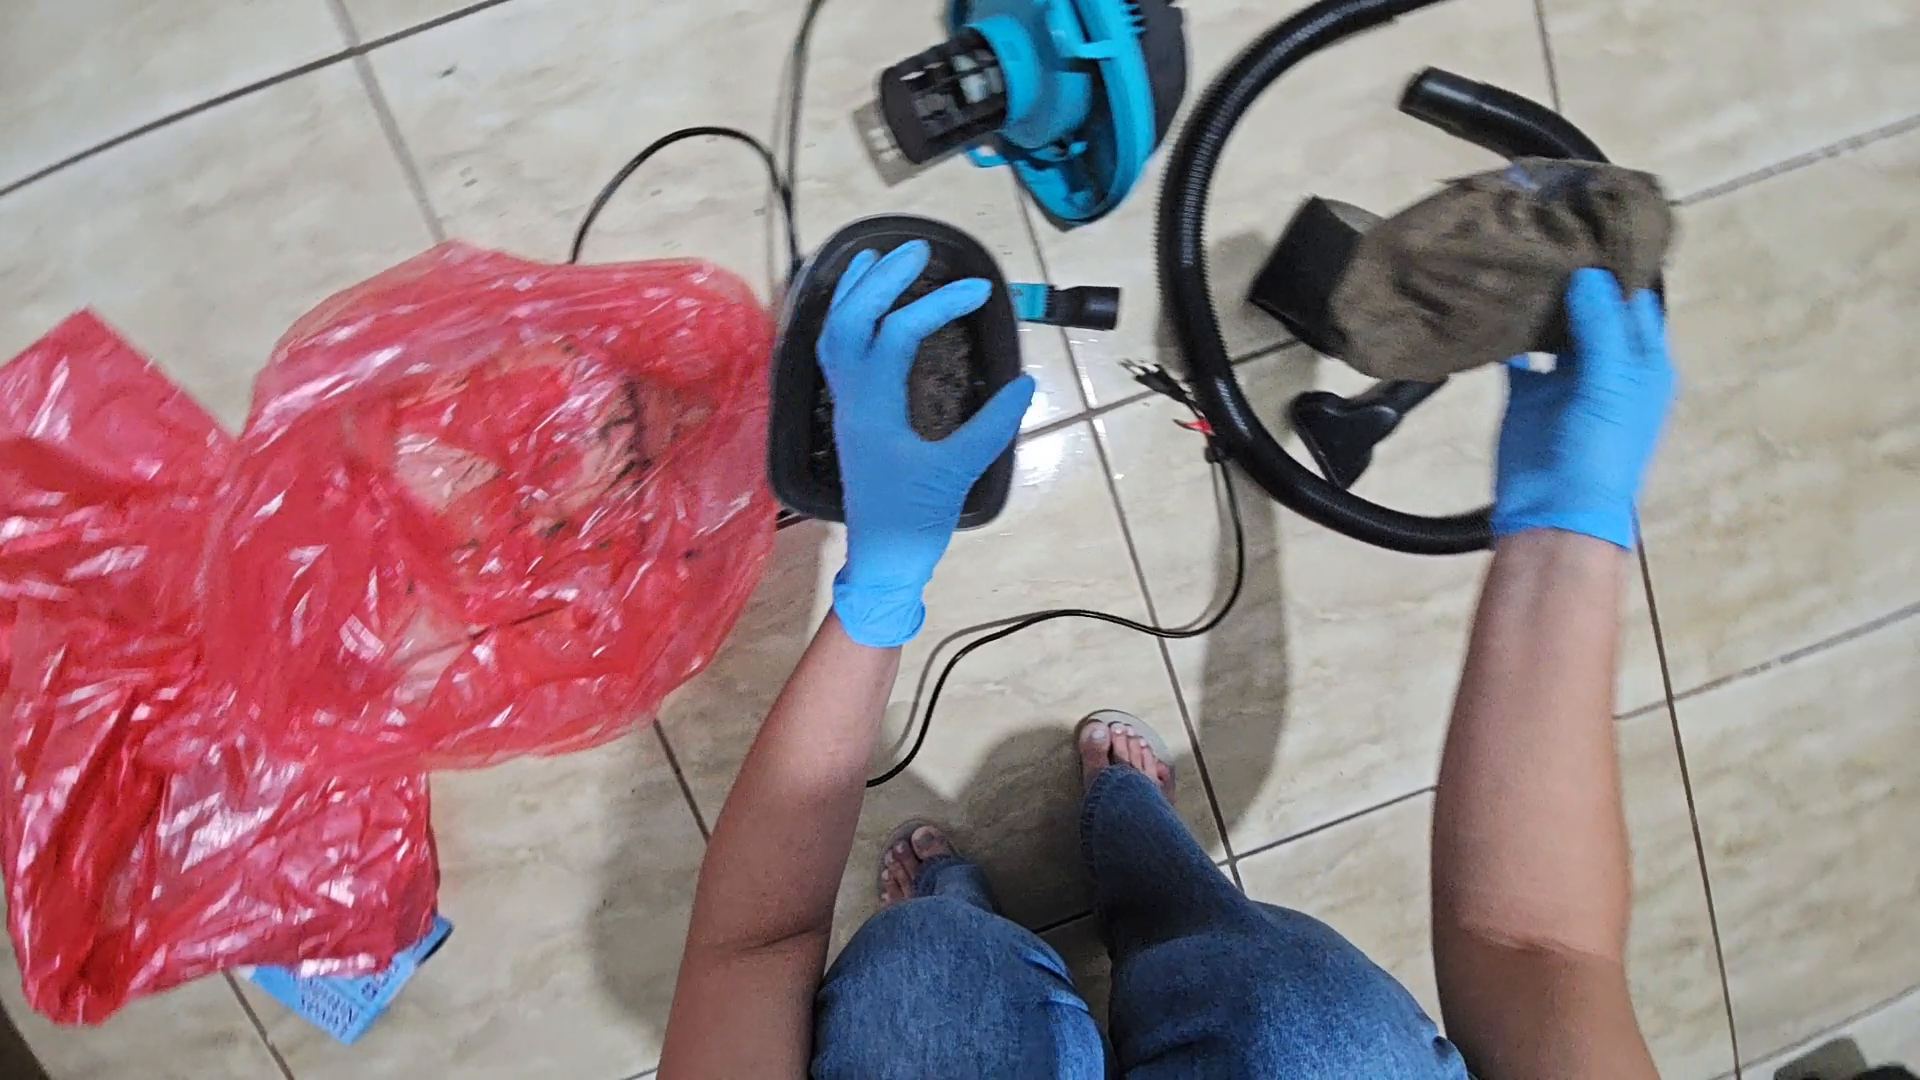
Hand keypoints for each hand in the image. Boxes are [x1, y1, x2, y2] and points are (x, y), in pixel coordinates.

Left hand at [820, 240, 1035, 646]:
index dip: (936, 304)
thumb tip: (1025, 384)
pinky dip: (846, 325)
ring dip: (852, 295)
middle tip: (915, 250)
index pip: (898, 335)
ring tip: (871, 260)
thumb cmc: (915, 521)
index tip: (977, 292)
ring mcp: (845, 410)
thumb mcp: (958, 473)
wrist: (883, 561)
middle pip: (850, 322)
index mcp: (875, 409)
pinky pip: (837, 359)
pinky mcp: (850, 420)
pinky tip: (862, 314)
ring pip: (833, 338)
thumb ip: (993, 427)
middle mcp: (851, 401)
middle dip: (880, 280)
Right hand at [1493, 268, 1676, 549]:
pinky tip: (1491, 316)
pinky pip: (1516, 358)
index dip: (1616, 268)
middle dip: (1572, 281)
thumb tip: (1588, 274)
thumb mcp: (1613, 383)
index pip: (1633, 300)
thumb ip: (1602, 328)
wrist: (1552, 504)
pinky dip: (1506, 339)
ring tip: (1514, 270)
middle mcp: (1604, 363)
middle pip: (1589, 310)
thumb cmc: (1599, 448)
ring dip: (1538, 307)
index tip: (1586, 231)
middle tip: (1541, 242)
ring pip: (1552, 330)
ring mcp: (1562, 379)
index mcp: (1642, 359)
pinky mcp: (1525, 394)